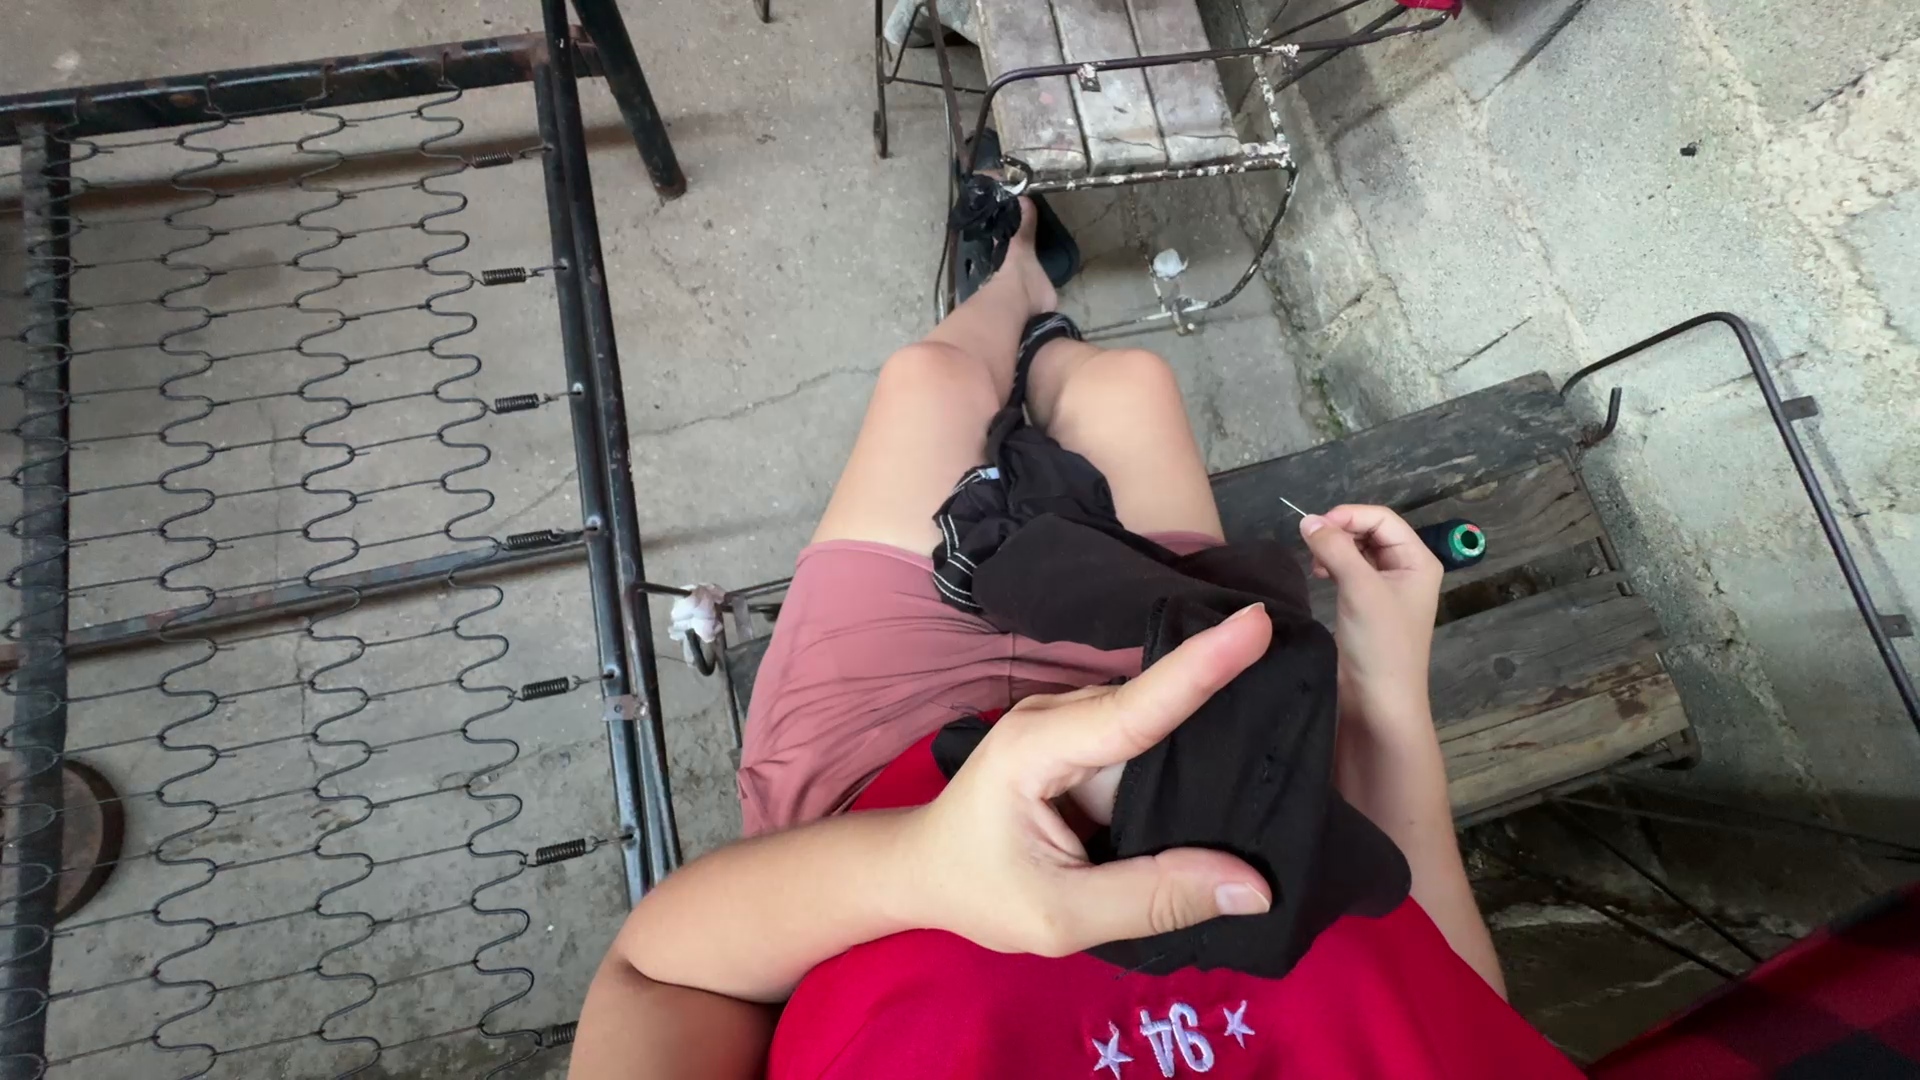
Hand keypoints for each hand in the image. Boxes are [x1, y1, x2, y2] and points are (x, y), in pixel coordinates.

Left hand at [896, 604, 1275, 956]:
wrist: (923, 866)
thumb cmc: (978, 887)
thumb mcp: (1060, 914)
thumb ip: (1151, 897)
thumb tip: (1252, 884)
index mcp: (1041, 746)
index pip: (1134, 705)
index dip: (1199, 664)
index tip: (1255, 623)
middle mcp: (1055, 717)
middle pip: (1150, 701)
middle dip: (1218, 683)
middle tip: (1298, 674)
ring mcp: (1064, 723)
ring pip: (1148, 717)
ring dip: (1203, 720)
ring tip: (1276, 713)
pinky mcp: (1076, 741)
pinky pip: (1137, 735)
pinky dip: (1177, 746)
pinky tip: (1221, 755)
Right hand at [1299, 505, 1442, 723]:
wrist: (1378, 701)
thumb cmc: (1379, 644)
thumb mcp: (1359, 589)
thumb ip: (1334, 549)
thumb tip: (1306, 520)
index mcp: (1417, 561)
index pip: (1382, 519)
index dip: (1348, 516)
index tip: (1313, 528)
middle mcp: (1405, 569)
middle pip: (1369, 531)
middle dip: (1339, 532)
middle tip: (1311, 547)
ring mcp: (1385, 588)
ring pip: (1356, 550)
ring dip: (1333, 549)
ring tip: (1315, 565)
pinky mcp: (1365, 604)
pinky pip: (1348, 570)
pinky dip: (1331, 566)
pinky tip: (1319, 576)